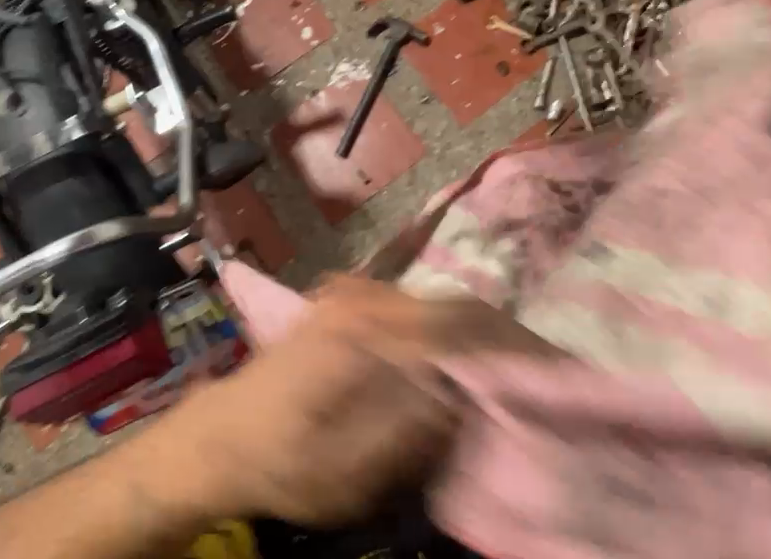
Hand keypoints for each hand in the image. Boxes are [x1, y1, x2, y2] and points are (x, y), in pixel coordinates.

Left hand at [153, 277, 548, 527]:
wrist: (216, 437)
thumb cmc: (278, 462)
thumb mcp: (346, 470)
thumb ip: (412, 428)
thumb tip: (472, 396)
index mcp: (368, 332)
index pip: (461, 325)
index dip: (512, 348)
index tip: (554, 376)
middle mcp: (367, 301)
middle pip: (458, 307)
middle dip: (508, 340)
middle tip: (549, 377)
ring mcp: (359, 299)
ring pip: (443, 306)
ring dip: (486, 336)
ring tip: (523, 372)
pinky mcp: (355, 309)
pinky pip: (421, 312)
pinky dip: (457, 334)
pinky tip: (475, 362)